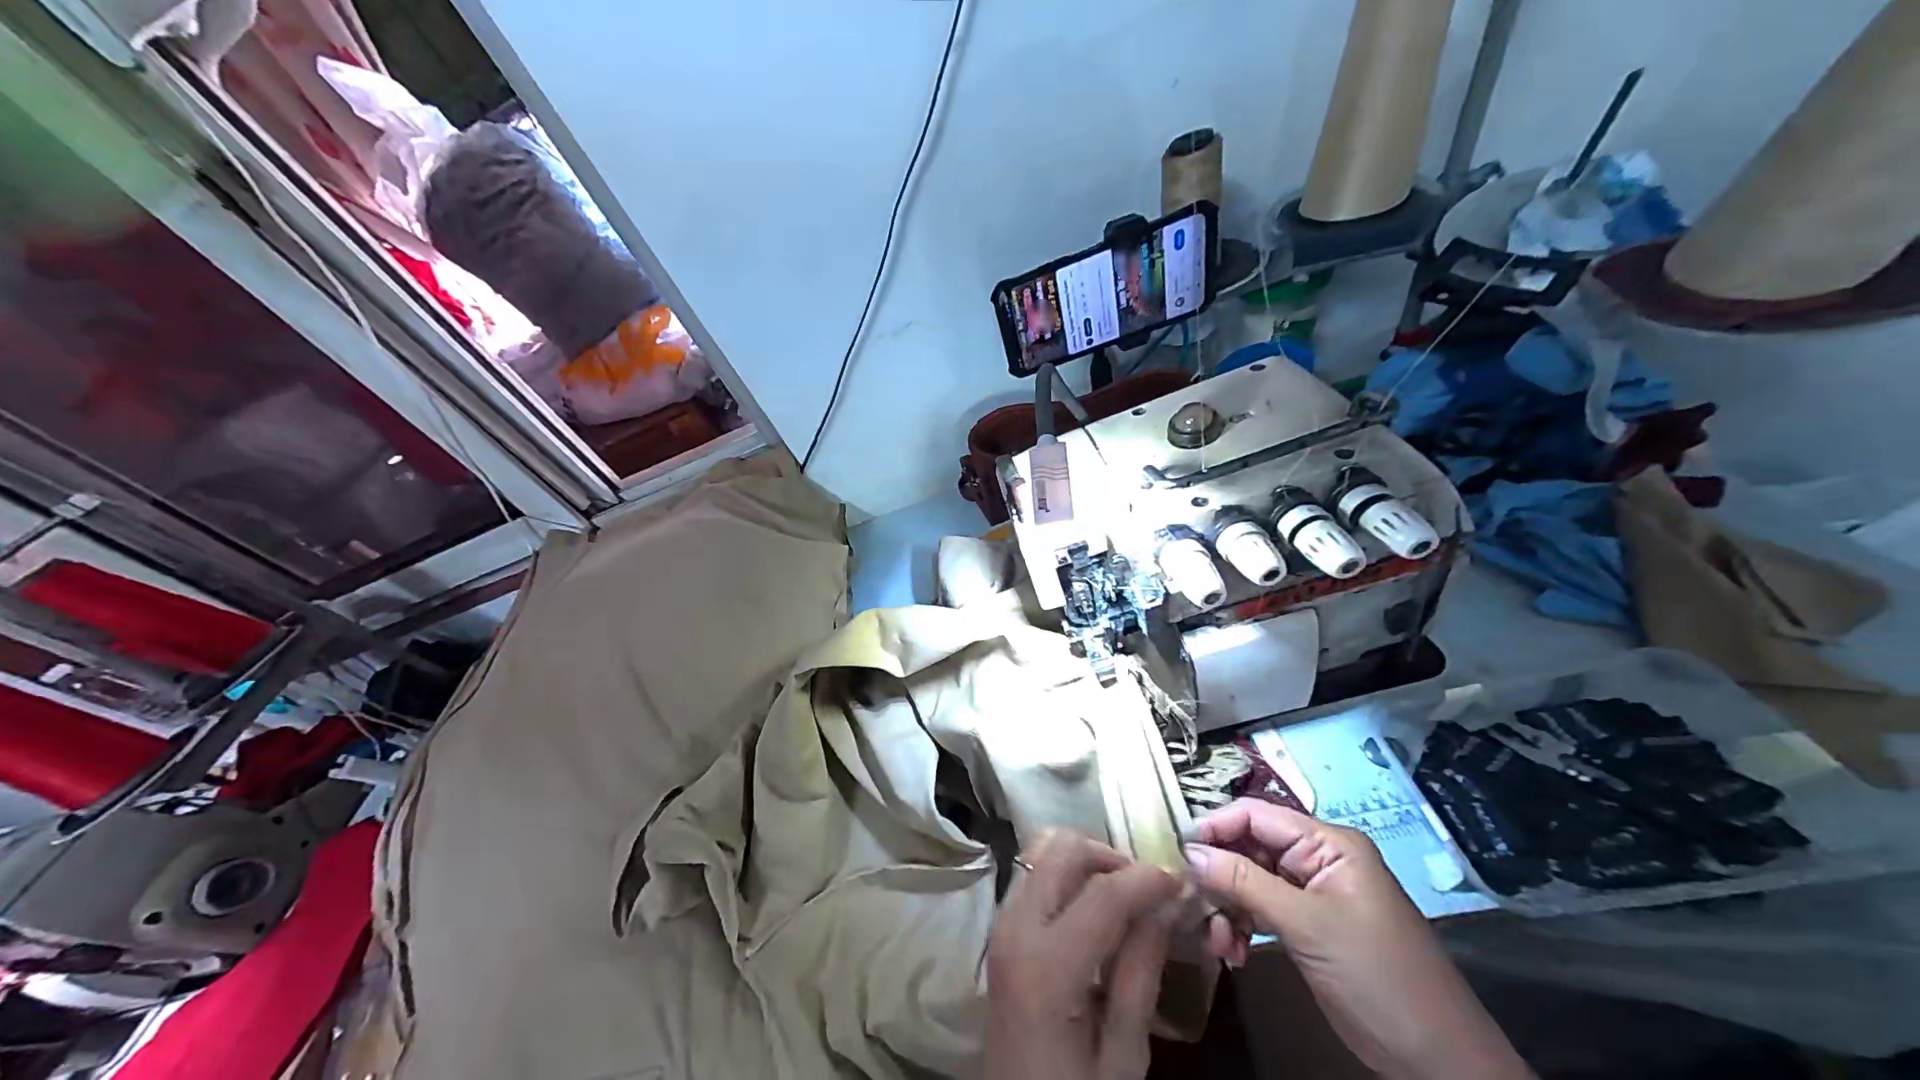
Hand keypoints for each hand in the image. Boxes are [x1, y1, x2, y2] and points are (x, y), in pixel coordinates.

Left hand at [985, 829, 1183, 1079]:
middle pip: (1062, 849)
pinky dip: (1066, 871)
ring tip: (1123, 895)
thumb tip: (1169, 903)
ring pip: (1043, 851)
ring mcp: (1001, 921)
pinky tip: (1093, 904)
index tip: (1181, 881)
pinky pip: (1033, 872)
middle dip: (1111, 857)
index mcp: (1048, 966)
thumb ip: (1142, 969)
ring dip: (1087, 860)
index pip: (1104, 893)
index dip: (1148, 879)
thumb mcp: (1123, 1050)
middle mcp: (1016, 927)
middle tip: (1146, 889)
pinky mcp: (999, 924)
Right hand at [1185, 799, 1531, 1079]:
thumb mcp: (1307, 925)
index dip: (1216, 827)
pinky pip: (1260, 910)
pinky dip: (1242, 927)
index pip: (1257, 815)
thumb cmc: (1377, 976)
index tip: (1178, 851)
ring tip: (1219, 942)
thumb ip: (1245, 882)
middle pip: (1249, 848)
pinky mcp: (1307, 926)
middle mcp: (1317, 860)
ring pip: (1249, 881)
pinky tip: (1235, 953)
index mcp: (1328, 844)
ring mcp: (1312, 894)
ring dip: (1228, 908)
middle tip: (1193, 903)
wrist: (1436, 1058)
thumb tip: (1189, 851)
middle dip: (1219, 875)